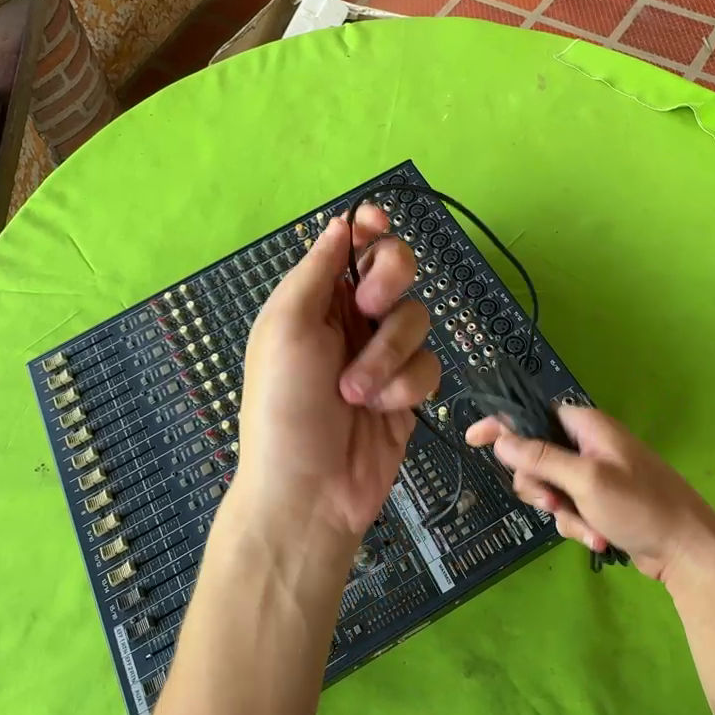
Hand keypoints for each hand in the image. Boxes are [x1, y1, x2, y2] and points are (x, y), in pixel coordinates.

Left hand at [234, 206, 441, 544]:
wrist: (310, 491)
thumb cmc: (284, 405)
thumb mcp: (285, 328)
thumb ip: (315, 271)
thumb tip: (339, 223)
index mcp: (316, 300)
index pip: (352, 246)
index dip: (370, 230)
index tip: (377, 226)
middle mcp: (352, 320)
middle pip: (397, 269)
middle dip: (389, 284)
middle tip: (368, 308)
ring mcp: (384, 355)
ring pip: (417, 319)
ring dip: (388, 355)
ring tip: (356, 393)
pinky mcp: (409, 390)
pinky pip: (430, 365)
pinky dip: (406, 387)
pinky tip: (382, 410)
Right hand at [465, 407, 714, 582]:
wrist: (688, 550)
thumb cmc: (641, 506)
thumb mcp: (585, 480)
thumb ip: (541, 458)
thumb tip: (501, 439)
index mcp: (586, 426)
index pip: (532, 415)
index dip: (502, 426)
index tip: (473, 440)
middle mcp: (587, 445)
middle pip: (535, 457)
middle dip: (541, 487)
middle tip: (555, 503)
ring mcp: (593, 474)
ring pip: (549, 488)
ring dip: (563, 513)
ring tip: (589, 528)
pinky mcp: (599, 501)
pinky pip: (568, 508)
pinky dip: (578, 525)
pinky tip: (600, 539)